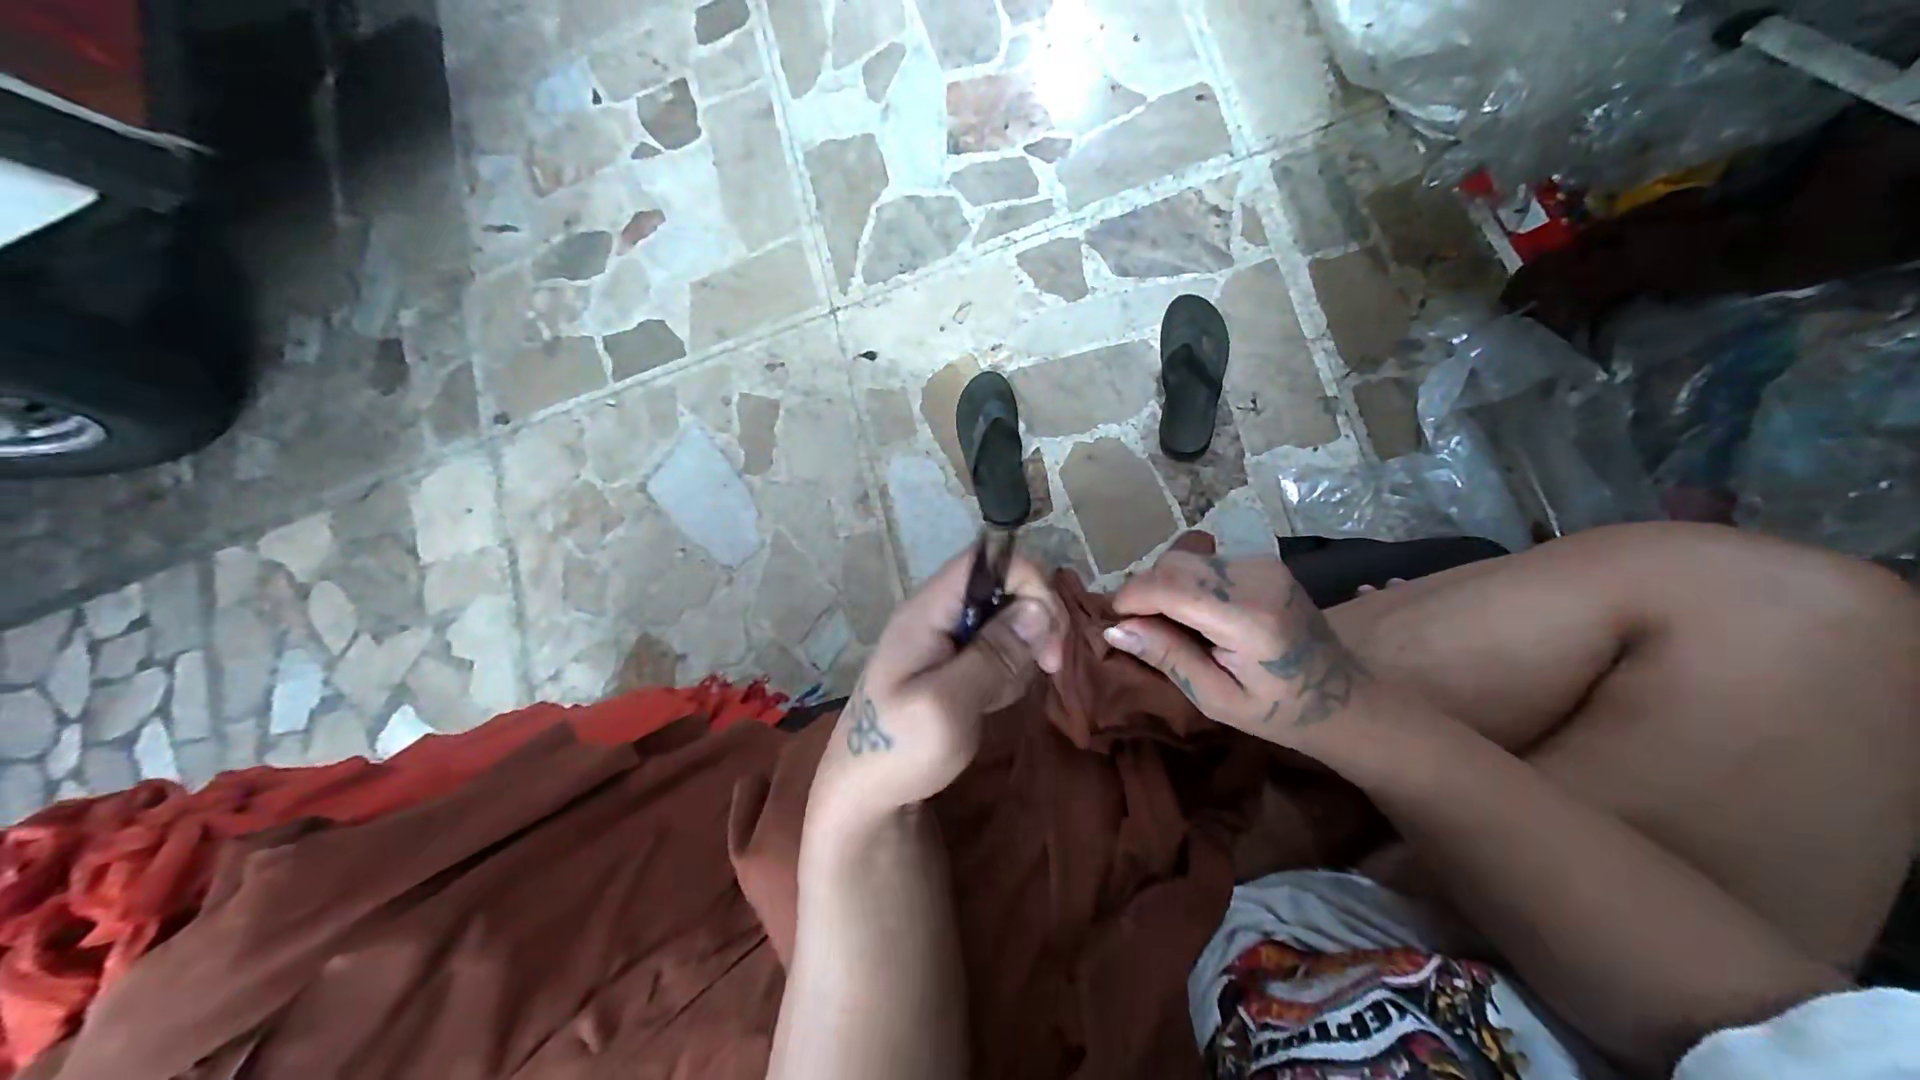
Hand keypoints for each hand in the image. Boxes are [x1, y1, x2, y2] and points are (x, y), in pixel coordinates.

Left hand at [810, 547, 1068, 834]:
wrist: (866, 797)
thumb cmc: (898, 752)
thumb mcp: (946, 707)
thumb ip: (992, 656)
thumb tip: (1038, 608)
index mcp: (926, 613)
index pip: (984, 560)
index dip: (1026, 580)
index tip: (1049, 632)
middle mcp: (937, 617)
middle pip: (1003, 587)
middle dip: (1036, 621)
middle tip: (1048, 668)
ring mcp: (945, 643)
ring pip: (1007, 622)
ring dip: (1024, 653)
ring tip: (1001, 696)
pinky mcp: (954, 667)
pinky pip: (999, 652)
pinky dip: (1011, 672)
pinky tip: (994, 702)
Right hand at [1102, 546, 1369, 741]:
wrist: (1343, 695)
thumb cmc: (1279, 711)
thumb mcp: (1215, 698)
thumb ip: (1167, 656)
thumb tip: (1113, 627)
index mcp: (1249, 619)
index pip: (1170, 586)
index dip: (1131, 599)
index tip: (1115, 624)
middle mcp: (1257, 578)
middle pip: (1173, 563)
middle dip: (1144, 591)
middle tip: (1141, 629)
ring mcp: (1264, 564)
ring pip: (1184, 558)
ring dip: (1164, 586)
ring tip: (1171, 625)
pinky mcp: (1263, 561)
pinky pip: (1203, 561)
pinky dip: (1184, 583)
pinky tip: (1194, 614)